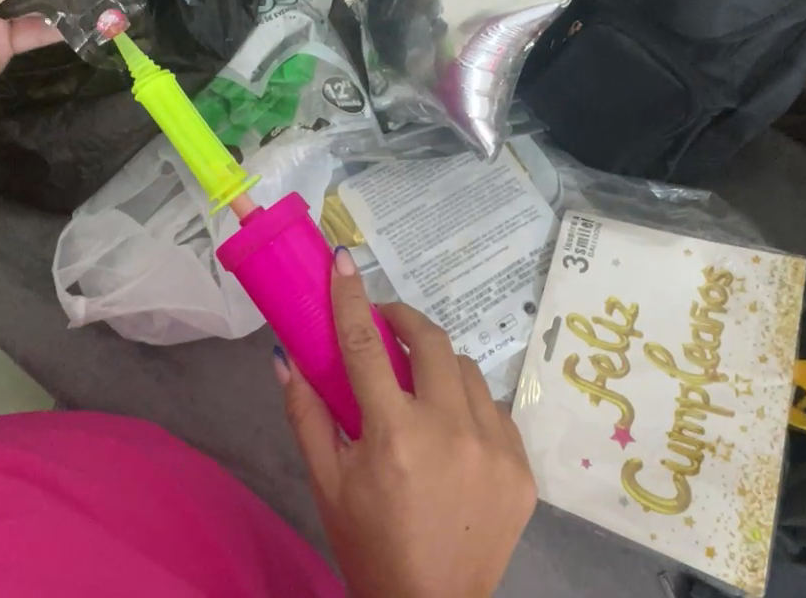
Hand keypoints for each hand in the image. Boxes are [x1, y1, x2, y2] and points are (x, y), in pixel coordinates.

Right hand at [278, 249, 535, 597]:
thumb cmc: (369, 543)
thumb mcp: (326, 483)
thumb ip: (306, 414)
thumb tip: (284, 356)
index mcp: (394, 435)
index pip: (364, 346)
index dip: (351, 298)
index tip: (343, 261)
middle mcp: (449, 430)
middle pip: (431, 341)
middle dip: (404, 319)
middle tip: (384, 322)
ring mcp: (494, 446)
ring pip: (466, 370)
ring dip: (438, 362)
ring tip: (418, 381)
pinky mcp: (521, 466)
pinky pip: (492, 407)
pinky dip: (467, 402)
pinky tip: (450, 426)